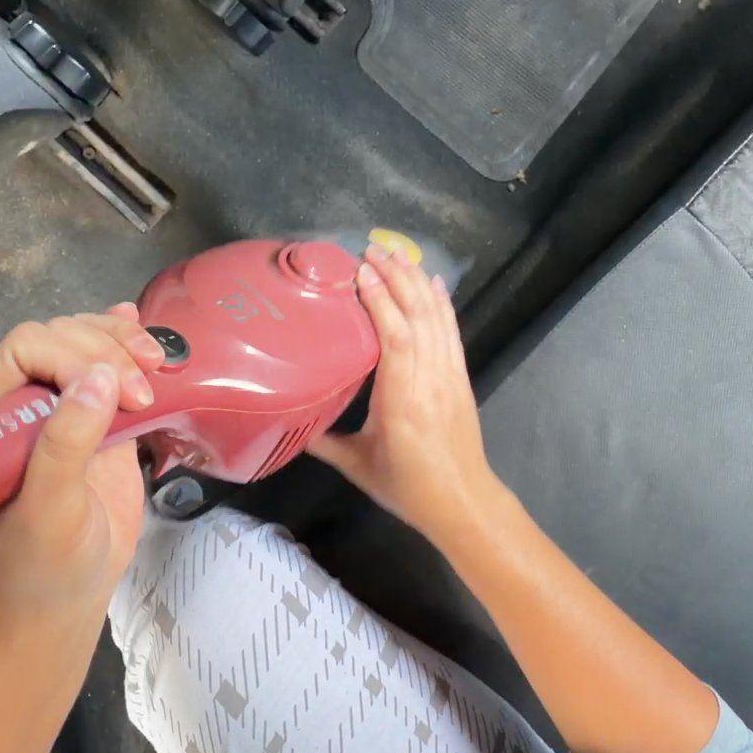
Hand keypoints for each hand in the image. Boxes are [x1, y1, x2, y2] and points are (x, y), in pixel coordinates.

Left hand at [0, 305, 164, 625]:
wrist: (73, 595)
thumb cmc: (46, 563)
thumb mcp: (50, 511)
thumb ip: (65, 446)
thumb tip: (100, 379)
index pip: (22, 350)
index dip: (67, 355)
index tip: (112, 389)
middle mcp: (20, 400)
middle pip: (60, 336)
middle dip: (105, 352)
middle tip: (143, 392)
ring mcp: (61, 404)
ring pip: (87, 339)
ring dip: (123, 341)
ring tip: (157, 365)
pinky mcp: (99, 412)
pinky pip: (109, 362)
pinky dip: (126, 339)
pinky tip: (140, 327)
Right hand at [307, 248, 504, 545]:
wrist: (464, 501)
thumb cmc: (407, 486)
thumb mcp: (358, 466)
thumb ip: (324, 441)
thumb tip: (288, 418)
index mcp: (401, 400)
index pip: (394, 337)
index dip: (379, 301)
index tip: (359, 272)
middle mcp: (428, 379)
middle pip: (416, 317)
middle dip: (395, 278)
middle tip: (371, 250)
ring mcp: (449, 375)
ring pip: (435, 318)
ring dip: (416, 282)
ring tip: (395, 254)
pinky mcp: (461, 376)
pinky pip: (451, 331)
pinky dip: (442, 303)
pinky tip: (432, 282)